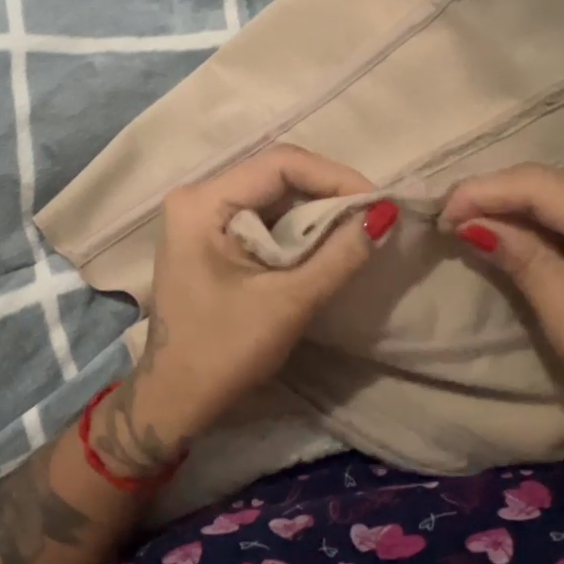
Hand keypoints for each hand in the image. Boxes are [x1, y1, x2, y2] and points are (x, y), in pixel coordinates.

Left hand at [88, 146, 387, 479]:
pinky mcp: (210, 238)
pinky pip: (262, 217)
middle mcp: (197, 197)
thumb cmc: (224, 351)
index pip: (280, 164)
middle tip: (374, 215)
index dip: (335, 177)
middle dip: (329, 193)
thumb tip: (387, 215)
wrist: (176, 398)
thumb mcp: (289, 302)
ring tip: (359, 227)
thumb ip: (339, 255)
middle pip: (276, 174)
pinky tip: (327, 243)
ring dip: (316, 211)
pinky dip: (297, 228)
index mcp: (202, 203)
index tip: (379, 203)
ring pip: (273, 195)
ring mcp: (201, 217)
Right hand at [441, 164, 563, 487]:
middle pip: (553, 181)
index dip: (483, 191)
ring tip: (477, 228)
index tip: (440, 213)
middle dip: (496, 197)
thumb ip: (526, 265)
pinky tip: (522, 232)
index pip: (542, 186)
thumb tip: (470, 222)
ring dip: (518, 205)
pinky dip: (546, 213)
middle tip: (450, 223)